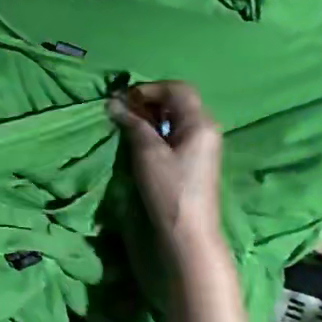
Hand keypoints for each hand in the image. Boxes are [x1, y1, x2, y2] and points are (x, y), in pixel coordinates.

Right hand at [108, 81, 224, 252]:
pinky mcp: (196, 159)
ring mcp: (203, 144)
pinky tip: (142, 141)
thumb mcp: (147, 154)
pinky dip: (159, 130)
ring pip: (177, 117)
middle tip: (123, 111)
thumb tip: (115, 103)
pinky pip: (177, 133)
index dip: (149, 89)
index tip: (123, 99)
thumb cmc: (169, 190)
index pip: (177, 89)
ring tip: (128, 125)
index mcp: (200, 122)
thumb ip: (133, 124)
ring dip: (153, 116)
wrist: (188, 232)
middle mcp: (207, 128)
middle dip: (150, 101)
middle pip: (179, 101)